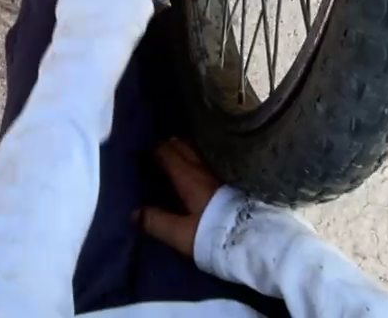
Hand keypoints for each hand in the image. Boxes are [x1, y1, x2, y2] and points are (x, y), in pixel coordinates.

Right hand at [138, 138, 222, 257]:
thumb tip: (133, 212)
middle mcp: (200, 169)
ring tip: (171, 160)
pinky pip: (203, 164)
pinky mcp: (227, 184)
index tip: (140, 154)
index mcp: (186, 176)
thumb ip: (156, 221)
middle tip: (154, 154)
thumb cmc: (213, 234)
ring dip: (181, 152)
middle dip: (166, 145)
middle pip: (180, 145)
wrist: (253, 241)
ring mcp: (215, 175)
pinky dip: (193, 163)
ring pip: (194, 153)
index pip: (165, 152)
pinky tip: (192, 174)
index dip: (151, 150)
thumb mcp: (180, 233)